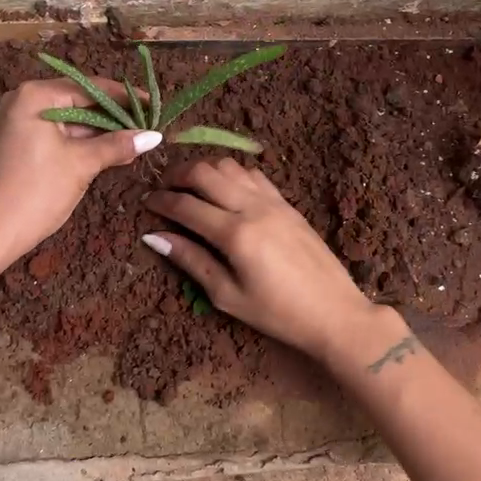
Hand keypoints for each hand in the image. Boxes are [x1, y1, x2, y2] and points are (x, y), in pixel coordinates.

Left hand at [0, 78, 160, 261]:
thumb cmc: (37, 192)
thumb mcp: (82, 165)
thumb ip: (118, 145)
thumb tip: (153, 135)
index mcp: (37, 95)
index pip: (91, 87)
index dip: (125, 97)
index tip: (155, 106)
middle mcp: (25, 99)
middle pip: (81, 99)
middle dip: (115, 115)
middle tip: (150, 124)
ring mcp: (21, 121)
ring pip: (71, 118)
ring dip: (102, 130)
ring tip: (138, 138)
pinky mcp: (22, 142)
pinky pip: (59, 133)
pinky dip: (84, 140)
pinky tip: (112, 149)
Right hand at [141, 158, 382, 363]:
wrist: (335, 313)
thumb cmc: (277, 314)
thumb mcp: (227, 296)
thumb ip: (191, 260)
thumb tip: (153, 237)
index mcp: (234, 235)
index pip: (185, 205)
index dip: (160, 201)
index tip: (145, 202)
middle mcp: (252, 208)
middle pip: (204, 172)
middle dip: (176, 175)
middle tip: (163, 188)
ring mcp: (272, 201)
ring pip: (228, 165)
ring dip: (204, 170)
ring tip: (190, 187)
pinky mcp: (286, 203)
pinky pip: (252, 174)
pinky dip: (230, 174)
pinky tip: (224, 190)